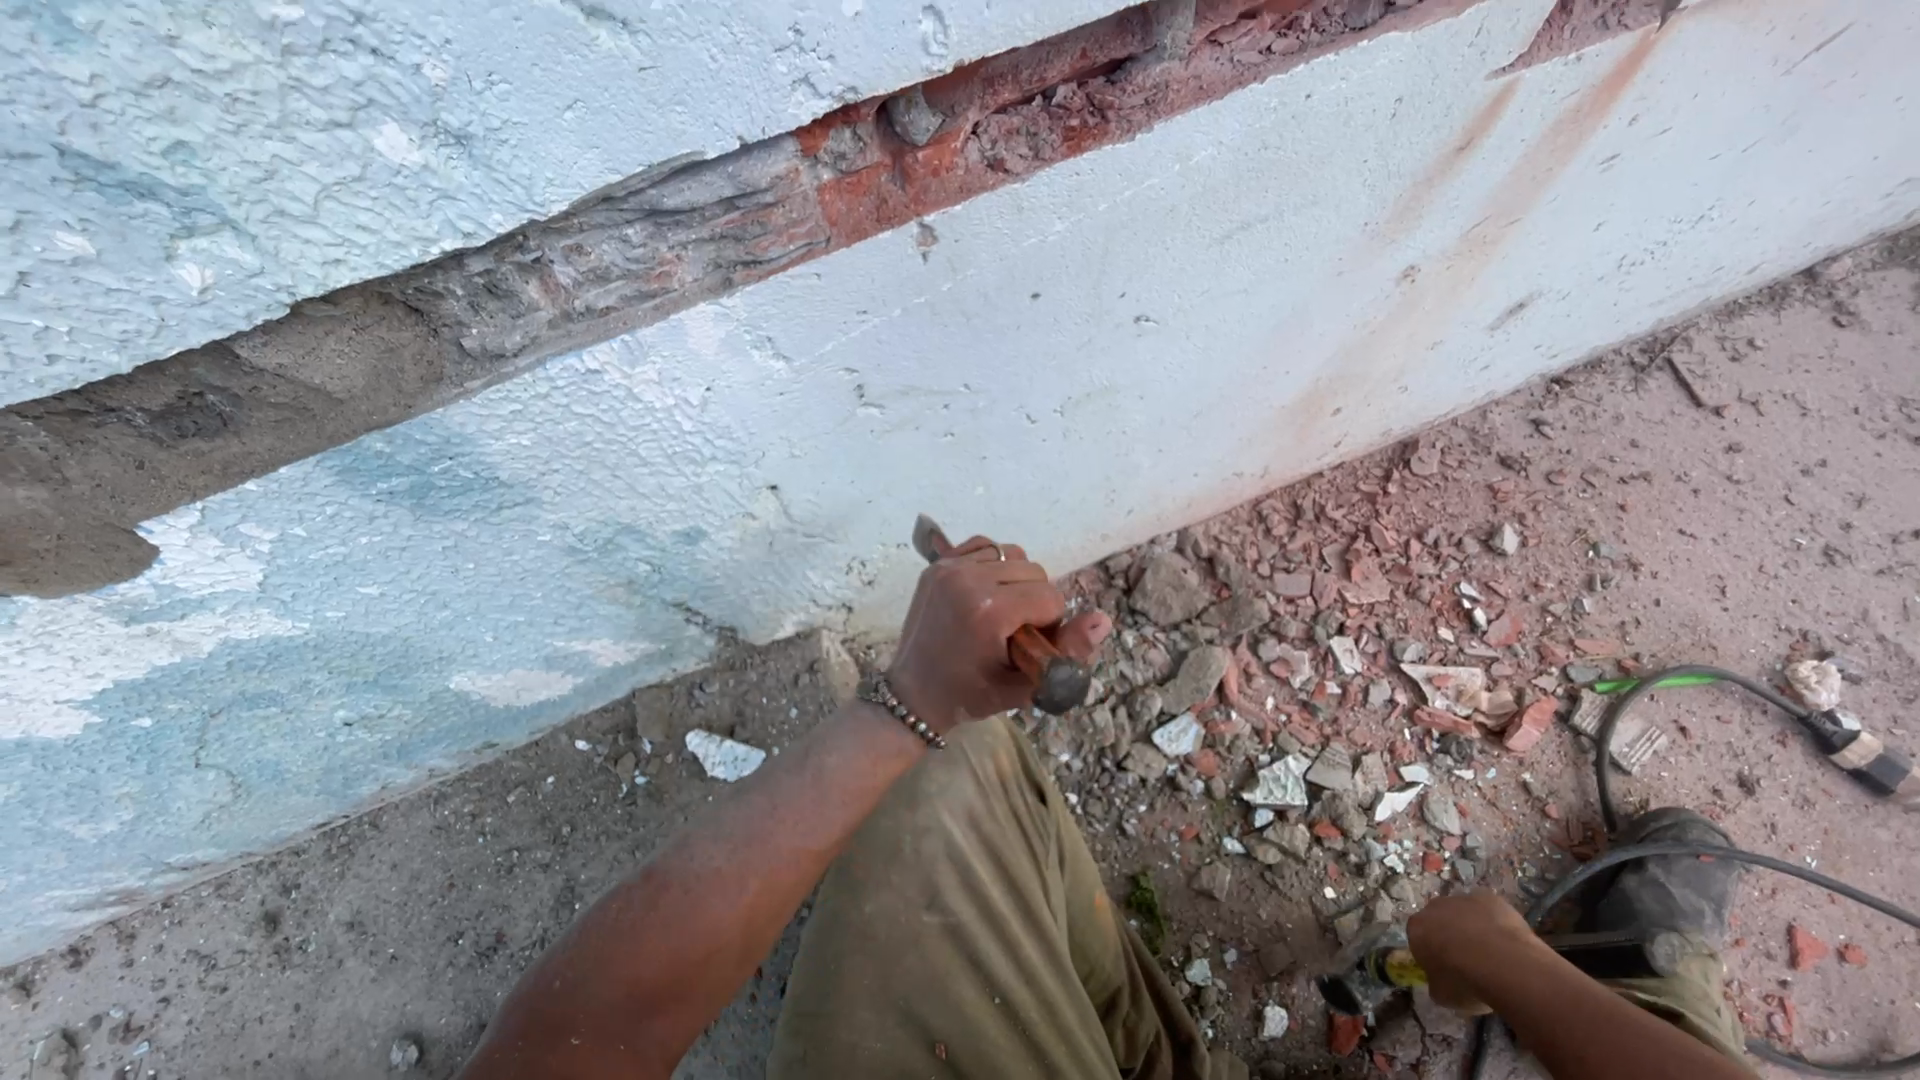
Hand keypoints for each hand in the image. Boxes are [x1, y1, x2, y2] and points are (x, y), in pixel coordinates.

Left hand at [886, 535, 1111, 732]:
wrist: (913, 694)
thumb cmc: (970, 695)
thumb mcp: (1024, 685)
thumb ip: (1068, 652)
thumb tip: (1103, 619)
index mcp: (989, 610)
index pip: (1050, 598)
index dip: (1050, 624)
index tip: (1030, 645)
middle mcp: (968, 579)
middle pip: (1034, 572)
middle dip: (1035, 601)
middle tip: (1016, 631)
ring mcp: (949, 568)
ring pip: (1012, 555)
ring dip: (1017, 581)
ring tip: (1002, 611)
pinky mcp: (937, 565)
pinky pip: (984, 546)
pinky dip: (994, 564)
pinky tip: (987, 592)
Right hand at [1406, 891, 1548, 1014]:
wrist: (1504, 965)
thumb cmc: (1466, 982)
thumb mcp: (1442, 995)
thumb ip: (1436, 983)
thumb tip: (1440, 982)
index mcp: (1416, 929)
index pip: (1418, 938)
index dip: (1432, 953)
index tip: (1446, 969)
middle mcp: (1433, 907)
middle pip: (1439, 920)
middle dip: (1450, 935)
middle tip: (1469, 961)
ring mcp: (1462, 899)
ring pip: (1464, 913)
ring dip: (1473, 927)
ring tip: (1494, 954)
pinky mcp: (1489, 898)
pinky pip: (1489, 910)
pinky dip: (1495, 922)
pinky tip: (1508, 942)